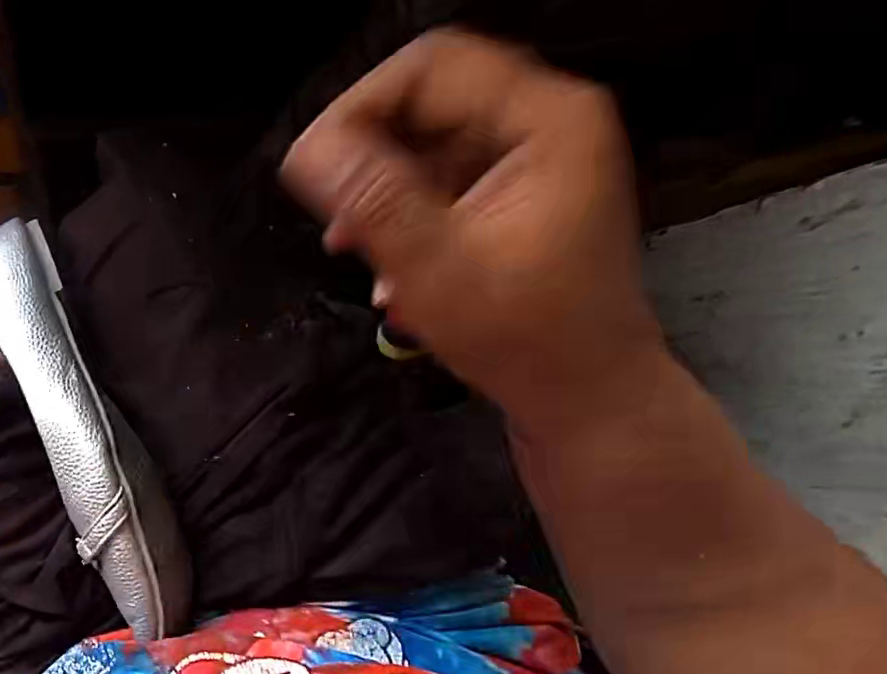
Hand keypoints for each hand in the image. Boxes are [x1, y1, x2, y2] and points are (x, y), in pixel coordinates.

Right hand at [280, 30, 667, 425]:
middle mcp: (541, 126)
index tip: (310, 171)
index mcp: (543, 121)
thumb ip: (372, 205)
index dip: (357, 110)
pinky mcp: (511, 202)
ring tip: (350, 251)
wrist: (579, 390)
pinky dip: (401, 222)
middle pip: (426, 107)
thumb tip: (307, 153)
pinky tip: (385, 269)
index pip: (429, 70)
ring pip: (427, 152)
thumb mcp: (436, 270)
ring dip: (377, 199)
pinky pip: (440, 189)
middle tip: (329, 220)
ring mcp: (528, 165)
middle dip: (365, 164)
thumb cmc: (520, 336)